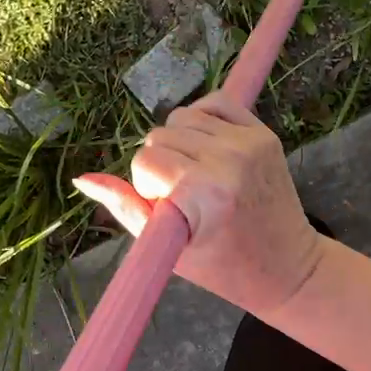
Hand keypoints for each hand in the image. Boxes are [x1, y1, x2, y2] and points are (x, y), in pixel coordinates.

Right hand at [74, 91, 324, 316]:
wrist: (288, 268)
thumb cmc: (223, 268)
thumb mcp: (166, 247)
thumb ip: (125, 207)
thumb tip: (82, 178)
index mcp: (202, 192)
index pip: (144, 160)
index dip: (148, 186)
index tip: (170, 210)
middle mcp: (227, 159)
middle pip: (160, 134)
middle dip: (162, 163)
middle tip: (184, 195)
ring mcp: (248, 142)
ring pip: (182, 116)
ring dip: (180, 141)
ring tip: (195, 172)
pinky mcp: (263, 132)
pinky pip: (214, 102)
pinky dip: (202, 118)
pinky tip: (207, 146)